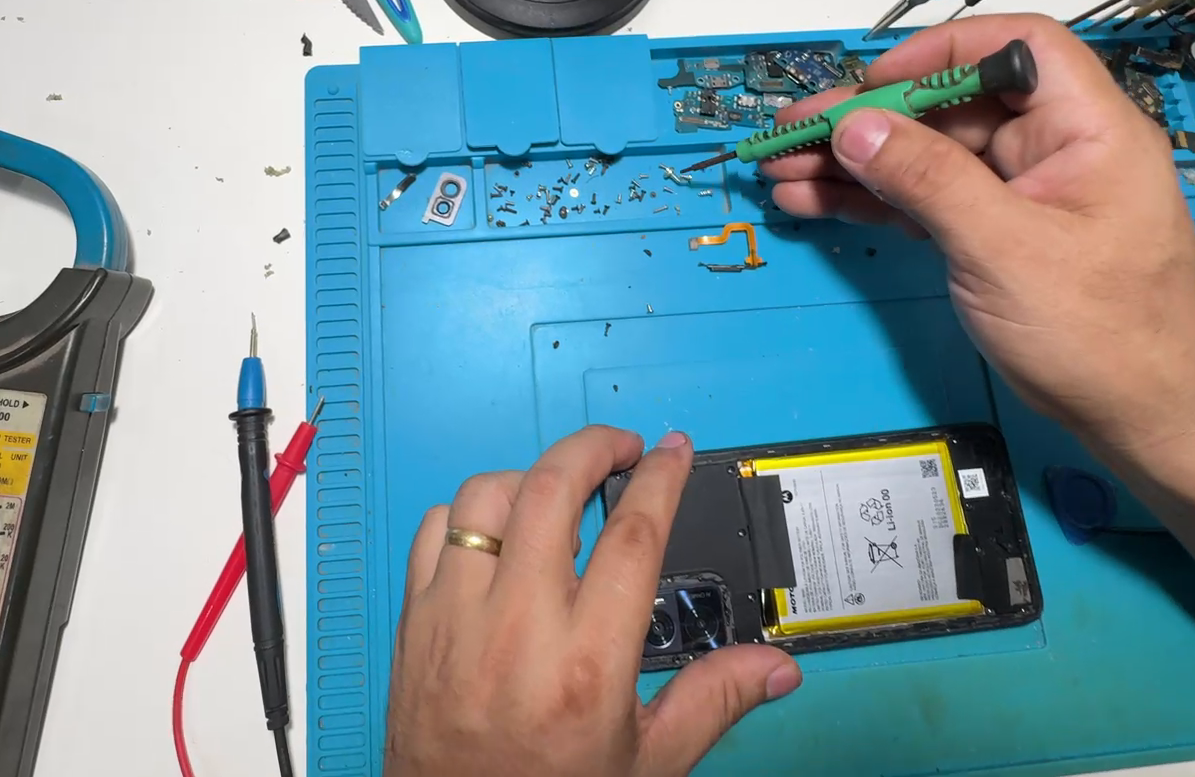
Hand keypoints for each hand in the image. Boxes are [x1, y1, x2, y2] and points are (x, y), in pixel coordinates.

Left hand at [385, 426, 800, 776]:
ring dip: (529, 480)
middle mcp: (517, 626)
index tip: (672, 451)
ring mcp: (456, 615)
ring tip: (557, 498)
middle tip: (619, 448)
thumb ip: (713, 701)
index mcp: (585, 663)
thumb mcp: (648, 762)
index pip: (633, 536)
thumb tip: (777, 668)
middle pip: (551, 489)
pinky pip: (435, 527)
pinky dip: (471, 513)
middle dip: (592, 448)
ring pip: (486, 496)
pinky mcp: (416, 616)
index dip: (661, 479)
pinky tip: (498, 535)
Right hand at [762, 14, 1194, 456]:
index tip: (874, 82)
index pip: (1017, 49)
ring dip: (847, 161)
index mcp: (1082, 128)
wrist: (1128, 417)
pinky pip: (911, 198)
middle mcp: (1040, 148)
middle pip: (944, 107)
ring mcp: (1003, 191)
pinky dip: (861, 199)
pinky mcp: (975, 229)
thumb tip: (853, 127)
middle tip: (791, 131)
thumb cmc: (1092, 328)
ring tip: (779, 169)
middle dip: (864, 118)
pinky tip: (807, 200)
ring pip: (916, 155)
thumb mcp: (1004, 247)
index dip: (942, 51)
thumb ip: (928, 180)